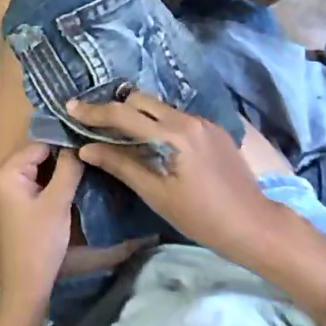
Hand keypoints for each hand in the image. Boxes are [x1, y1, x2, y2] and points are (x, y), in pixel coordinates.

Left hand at [0, 143, 82, 301]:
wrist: (26, 284)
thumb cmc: (39, 242)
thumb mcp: (57, 201)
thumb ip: (69, 167)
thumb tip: (80, 143)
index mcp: (5, 170)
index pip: (42, 144)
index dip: (66, 146)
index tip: (92, 148)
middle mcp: (1, 173)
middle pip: (40, 154)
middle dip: (64, 157)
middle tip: (92, 160)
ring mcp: (7, 187)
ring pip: (41, 167)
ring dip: (61, 170)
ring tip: (88, 169)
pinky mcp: (15, 200)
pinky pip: (37, 180)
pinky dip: (54, 181)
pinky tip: (74, 183)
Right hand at [67, 92, 284, 261]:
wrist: (254, 224)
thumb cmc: (202, 217)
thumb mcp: (157, 194)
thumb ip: (122, 165)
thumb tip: (88, 149)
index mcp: (174, 134)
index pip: (125, 115)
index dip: (95, 111)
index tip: (71, 107)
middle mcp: (189, 119)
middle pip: (141, 101)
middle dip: (114, 108)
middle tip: (92, 122)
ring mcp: (204, 123)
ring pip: (160, 108)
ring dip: (136, 116)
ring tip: (116, 133)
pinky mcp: (214, 131)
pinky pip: (177, 118)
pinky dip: (157, 124)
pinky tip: (149, 143)